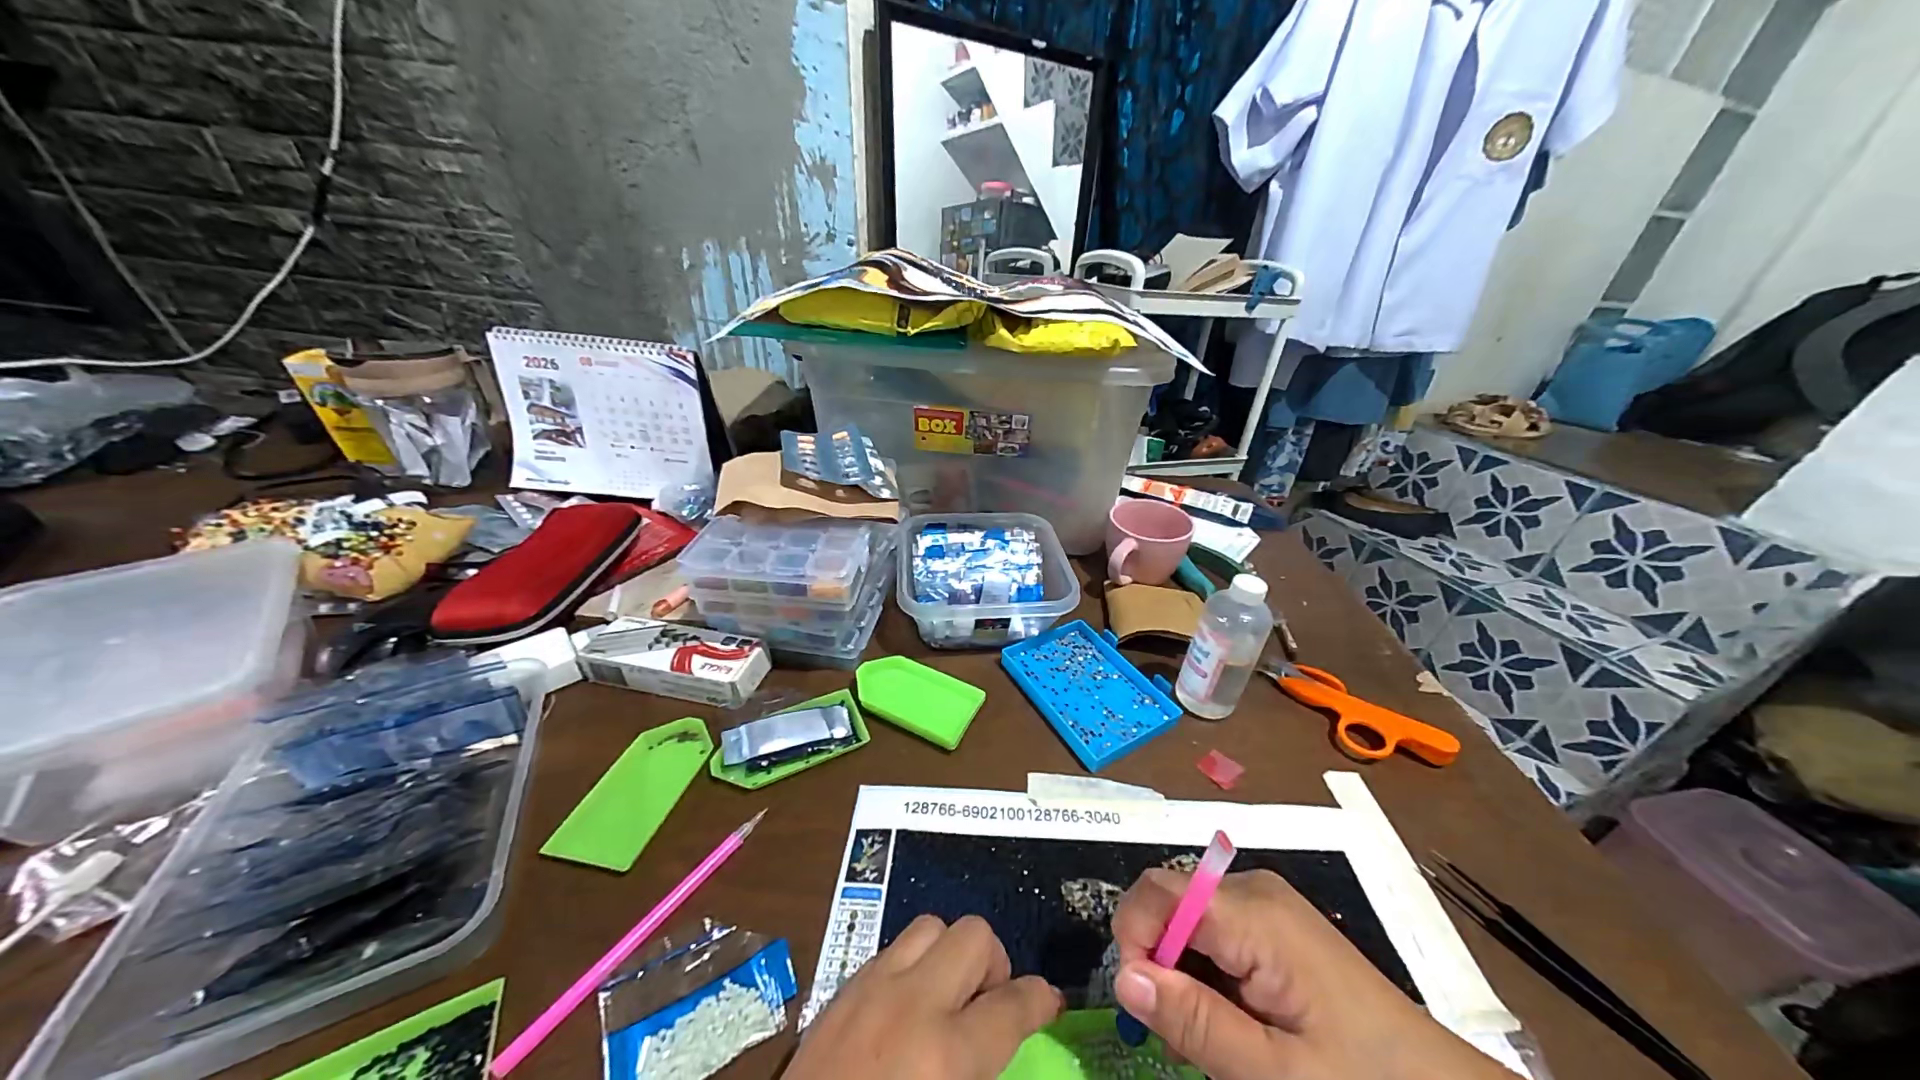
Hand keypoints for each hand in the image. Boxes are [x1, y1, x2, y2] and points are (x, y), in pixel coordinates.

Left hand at [785, 914, 1063, 1079]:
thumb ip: (983, 1070)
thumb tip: (1004, 1043)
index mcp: (946, 1055)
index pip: (1014, 1004)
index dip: (1041, 1001)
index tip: (1048, 1004)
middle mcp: (912, 1004)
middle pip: (975, 936)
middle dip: (993, 965)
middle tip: (988, 1006)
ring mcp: (872, 987)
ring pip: (932, 926)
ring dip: (950, 955)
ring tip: (947, 997)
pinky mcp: (844, 987)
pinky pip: (894, 946)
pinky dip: (913, 964)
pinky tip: (907, 1004)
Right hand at [1111, 869, 1509, 1079]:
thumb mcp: (1275, 1074)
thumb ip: (1195, 1021)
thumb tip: (1122, 978)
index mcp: (1256, 915)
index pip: (1157, 893)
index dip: (1132, 941)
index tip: (1144, 1007)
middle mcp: (1255, 891)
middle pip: (1170, 905)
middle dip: (1158, 965)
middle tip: (1181, 1039)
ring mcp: (1268, 904)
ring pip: (1187, 921)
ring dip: (1182, 976)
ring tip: (1216, 1040)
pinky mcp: (1276, 923)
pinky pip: (1215, 932)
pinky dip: (1207, 975)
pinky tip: (1234, 1023)